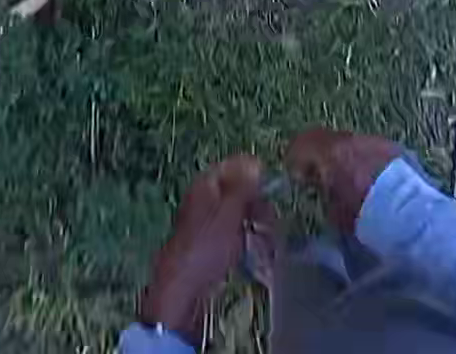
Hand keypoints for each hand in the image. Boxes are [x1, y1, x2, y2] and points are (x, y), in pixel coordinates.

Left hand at [139, 154, 269, 342]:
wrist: (183, 293)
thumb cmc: (207, 246)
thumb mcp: (230, 211)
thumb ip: (243, 185)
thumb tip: (255, 162)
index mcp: (205, 184)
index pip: (233, 166)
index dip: (254, 174)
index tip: (271, 188)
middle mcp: (204, 200)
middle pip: (237, 190)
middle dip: (257, 202)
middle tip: (271, 218)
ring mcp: (206, 224)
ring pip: (239, 214)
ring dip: (256, 223)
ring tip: (268, 239)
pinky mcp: (210, 248)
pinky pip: (235, 235)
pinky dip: (248, 240)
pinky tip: (258, 253)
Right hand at [286, 127, 401, 235]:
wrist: (408, 215)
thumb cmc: (365, 217)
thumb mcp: (334, 212)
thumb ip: (321, 192)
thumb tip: (316, 186)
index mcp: (331, 151)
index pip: (303, 142)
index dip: (295, 156)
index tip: (293, 172)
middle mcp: (352, 138)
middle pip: (328, 139)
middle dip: (322, 156)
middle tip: (319, 177)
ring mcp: (374, 140)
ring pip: (351, 143)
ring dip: (345, 157)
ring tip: (347, 181)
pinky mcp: (393, 147)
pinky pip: (372, 149)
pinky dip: (365, 161)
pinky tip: (370, 180)